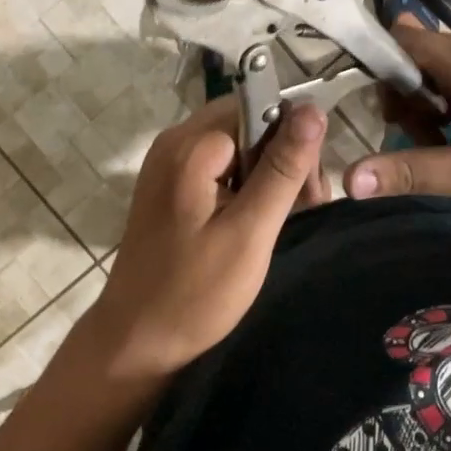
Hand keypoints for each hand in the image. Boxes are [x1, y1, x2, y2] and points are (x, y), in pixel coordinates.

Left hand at [86, 96, 327, 378]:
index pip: (259, 108)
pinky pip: (219, 167)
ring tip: (280, 221)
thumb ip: (283, 169)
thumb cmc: (195, 293)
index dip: (292, 141)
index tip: (310, 189)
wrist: (137, 342)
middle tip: (302, 209)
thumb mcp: (250, 231)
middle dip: (282, 159)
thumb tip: (313, 110)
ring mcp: (168, 163)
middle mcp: (174, 142)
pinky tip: (255, 223)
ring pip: (237, 145)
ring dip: (266, 176)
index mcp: (189, 146)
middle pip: (248, 123)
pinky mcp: (169, 185)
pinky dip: (244, 188)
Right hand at [344, 25, 450, 229]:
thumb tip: (348, 180)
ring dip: (427, 101)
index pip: (402, 39)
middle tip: (421, 137)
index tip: (384, 112)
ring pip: (440, 67)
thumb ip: (409, 171)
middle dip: (404, 92)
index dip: (381, 69)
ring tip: (442, 141)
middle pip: (418, 53)